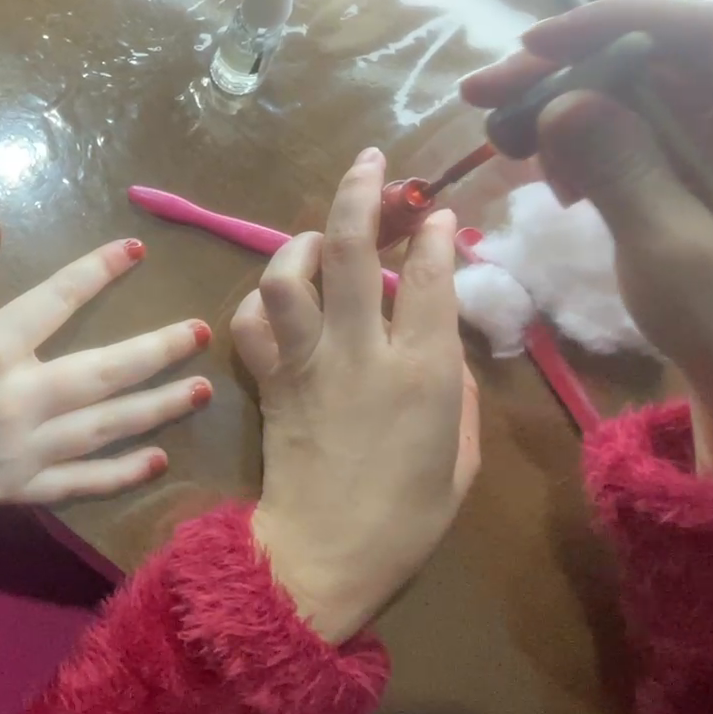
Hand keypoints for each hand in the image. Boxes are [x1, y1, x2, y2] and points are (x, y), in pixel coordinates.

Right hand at [0, 213, 211, 504]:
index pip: (57, 299)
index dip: (98, 270)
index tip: (134, 250)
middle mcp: (15, 400)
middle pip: (103, 371)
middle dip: (158, 350)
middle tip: (201, 333)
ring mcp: (20, 450)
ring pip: (104, 427)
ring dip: (157, 407)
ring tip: (202, 388)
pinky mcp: (16, 487)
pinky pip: (78, 482)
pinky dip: (120, 474)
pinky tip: (159, 458)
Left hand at [236, 149, 480, 643]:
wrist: (325, 551)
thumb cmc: (408, 514)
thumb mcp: (462, 452)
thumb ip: (453, 384)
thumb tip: (436, 337)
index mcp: (422, 371)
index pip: (430, 276)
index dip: (434, 233)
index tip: (436, 212)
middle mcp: (360, 351)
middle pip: (350, 251)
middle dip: (359, 194)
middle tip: (368, 162)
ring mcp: (305, 361)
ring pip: (287, 274)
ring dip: (299, 241)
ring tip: (315, 236)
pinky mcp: (268, 378)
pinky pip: (250, 322)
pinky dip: (259, 301)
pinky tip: (277, 299)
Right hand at [461, 0, 712, 476]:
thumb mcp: (670, 248)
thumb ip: (621, 168)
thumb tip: (558, 103)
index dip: (616, 26)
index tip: (530, 43)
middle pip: (666, 56)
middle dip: (570, 69)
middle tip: (485, 90)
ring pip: (642, 85)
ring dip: (567, 106)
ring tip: (506, 140)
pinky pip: (638, 121)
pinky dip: (584, 139)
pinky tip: (554, 175)